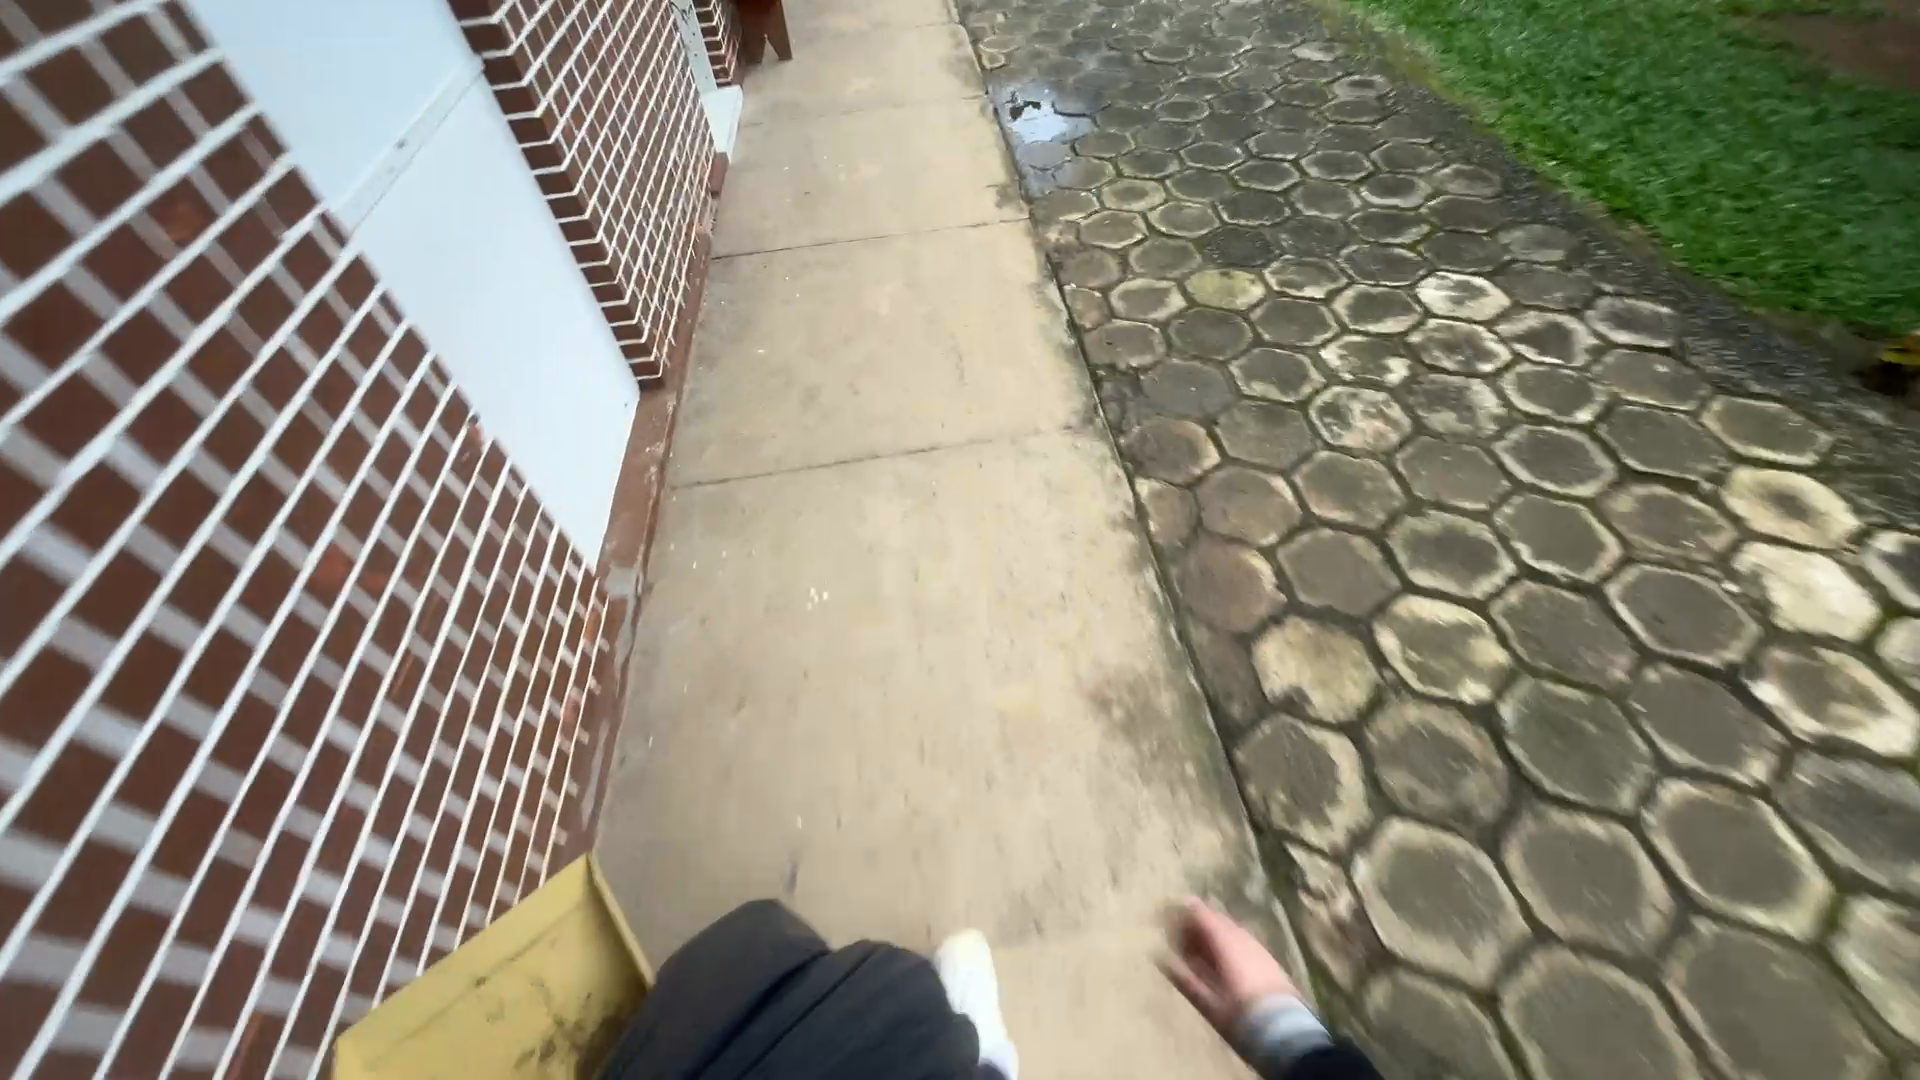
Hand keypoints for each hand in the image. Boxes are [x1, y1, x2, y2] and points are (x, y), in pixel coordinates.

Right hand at [1159, 896, 1300, 1034]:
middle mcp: (1241, 936)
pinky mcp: (1269, 959)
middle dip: (1198, 924)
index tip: (1169, 920)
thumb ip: (1183, 978)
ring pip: (1230, 929)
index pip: (1200, 913)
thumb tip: (1160, 958)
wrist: (1286, 1032)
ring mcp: (1258, 946)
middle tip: (1184, 941)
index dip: (1183, 912)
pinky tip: (1225, 963)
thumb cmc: (1240, 1015)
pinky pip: (1243, 941)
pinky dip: (1229, 944)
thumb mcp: (1207, 1001)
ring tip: (1202, 955)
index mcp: (1224, 941)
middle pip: (1215, 918)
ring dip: (1213, 934)